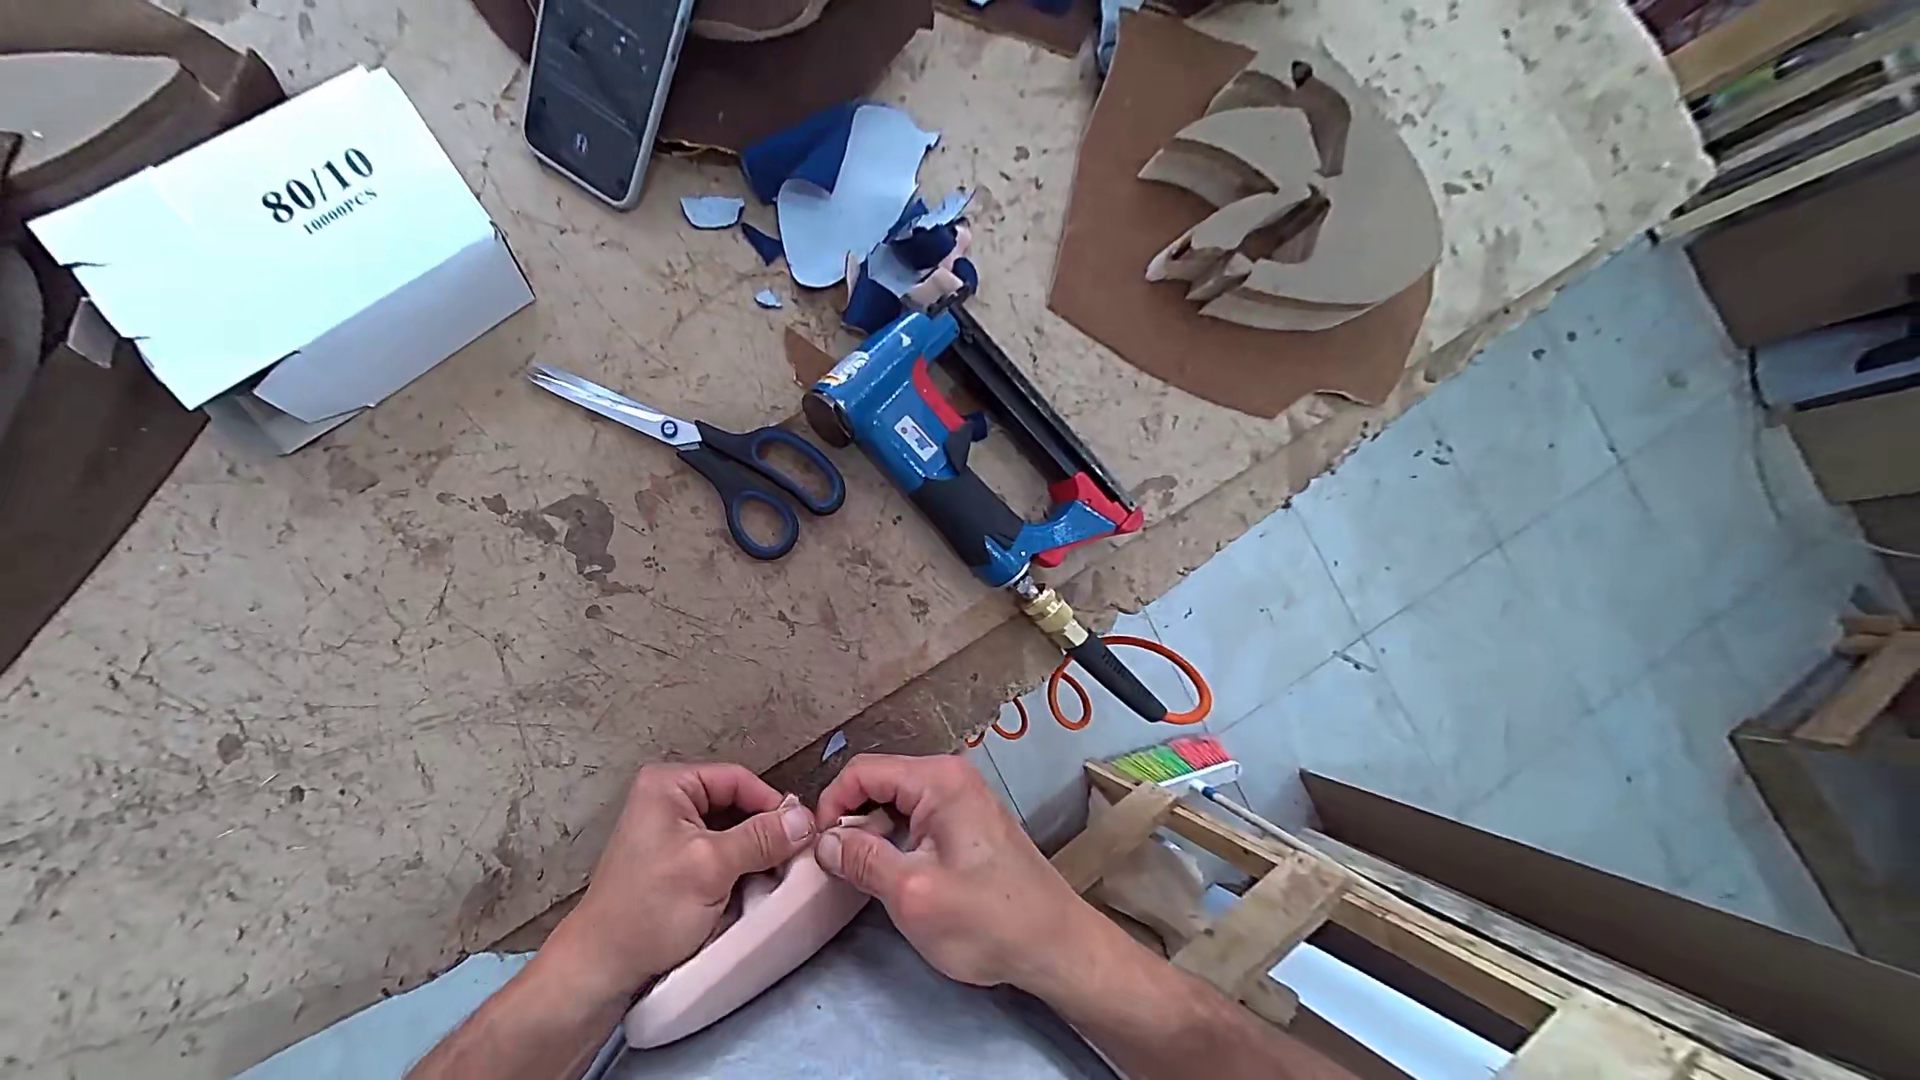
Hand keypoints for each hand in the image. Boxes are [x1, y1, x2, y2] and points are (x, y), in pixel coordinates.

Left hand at [546, 763, 817, 1002]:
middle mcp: (668, 799)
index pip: (739, 779)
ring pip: (733, 829)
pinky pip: (721, 851)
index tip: (801, 832)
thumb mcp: (712, 867)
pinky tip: (755, 883)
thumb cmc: (649, 912)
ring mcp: (670, 831)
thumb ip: (762, 838)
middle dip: (765, 830)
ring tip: (777, 871)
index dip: (772, 803)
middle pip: (737, 803)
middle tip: (792, 854)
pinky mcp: (675, 860)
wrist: (599, 976)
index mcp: (669, 784)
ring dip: (756, 851)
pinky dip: (741, 865)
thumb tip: (808, 819)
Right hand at [811, 753, 1104, 994]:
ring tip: (864, 874)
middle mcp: (951, 776)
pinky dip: (896, 839)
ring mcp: (962, 796)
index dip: (832, 804)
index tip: (819, 846)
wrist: (1053, 943)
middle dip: (853, 819)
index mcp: (938, 779)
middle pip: (880, 782)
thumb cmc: (987, 918)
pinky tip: (894, 872)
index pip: (864, 770)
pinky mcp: (966, 820)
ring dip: (873, 833)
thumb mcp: (913, 893)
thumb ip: (862, 859)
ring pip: (896, 802)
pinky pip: (917, 816)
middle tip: (839, 866)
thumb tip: (824, 841)